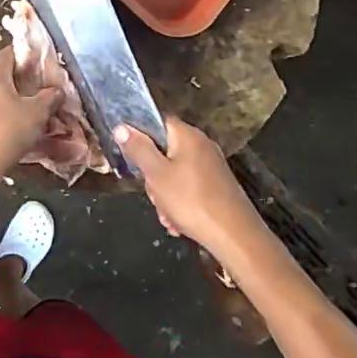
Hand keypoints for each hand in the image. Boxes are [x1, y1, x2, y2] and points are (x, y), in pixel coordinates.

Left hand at [0, 47, 62, 178]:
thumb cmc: (7, 133)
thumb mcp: (37, 114)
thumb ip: (49, 97)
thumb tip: (57, 90)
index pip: (7, 53)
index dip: (24, 53)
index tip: (39, 60)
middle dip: (18, 75)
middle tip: (37, 82)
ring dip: (8, 94)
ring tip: (27, 104)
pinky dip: (0, 108)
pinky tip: (11, 122)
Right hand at [116, 117, 276, 264]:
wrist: (234, 236)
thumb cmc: (191, 201)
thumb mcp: (156, 175)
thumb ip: (138, 149)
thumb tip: (121, 127)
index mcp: (188, 136)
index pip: (158, 121)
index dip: (140, 135)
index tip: (131, 155)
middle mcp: (202, 146)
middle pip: (165, 151)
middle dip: (153, 175)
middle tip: (154, 193)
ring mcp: (211, 166)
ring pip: (174, 173)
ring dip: (165, 195)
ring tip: (168, 215)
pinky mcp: (217, 186)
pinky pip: (189, 187)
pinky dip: (180, 202)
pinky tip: (178, 222)